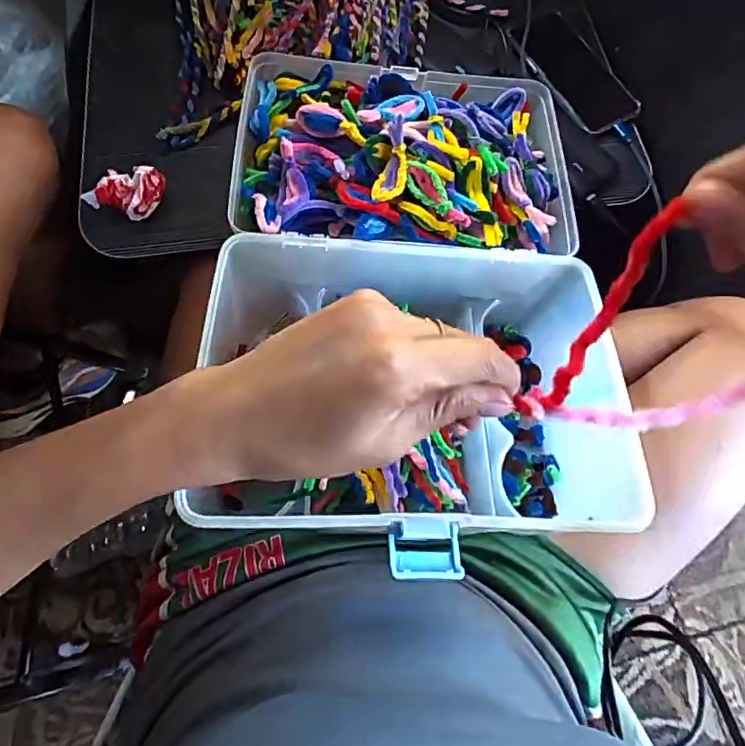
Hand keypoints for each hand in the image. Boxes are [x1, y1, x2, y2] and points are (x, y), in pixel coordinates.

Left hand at [176, 289, 520, 482]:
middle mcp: (389, 318)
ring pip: (430, 331)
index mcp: (399, 362)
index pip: (479, 355)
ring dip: (440, 362)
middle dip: (470, 375)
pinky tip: (394, 377)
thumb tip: (498, 398)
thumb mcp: (384, 441)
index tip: (510, 402)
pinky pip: (402, 323)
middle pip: (456, 341)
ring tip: (421, 403)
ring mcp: (367, 304)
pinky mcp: (351, 301)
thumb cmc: (305, 443)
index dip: (504, 377)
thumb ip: (446, 411)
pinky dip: (412, 349)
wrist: (235, 409)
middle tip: (462, 417)